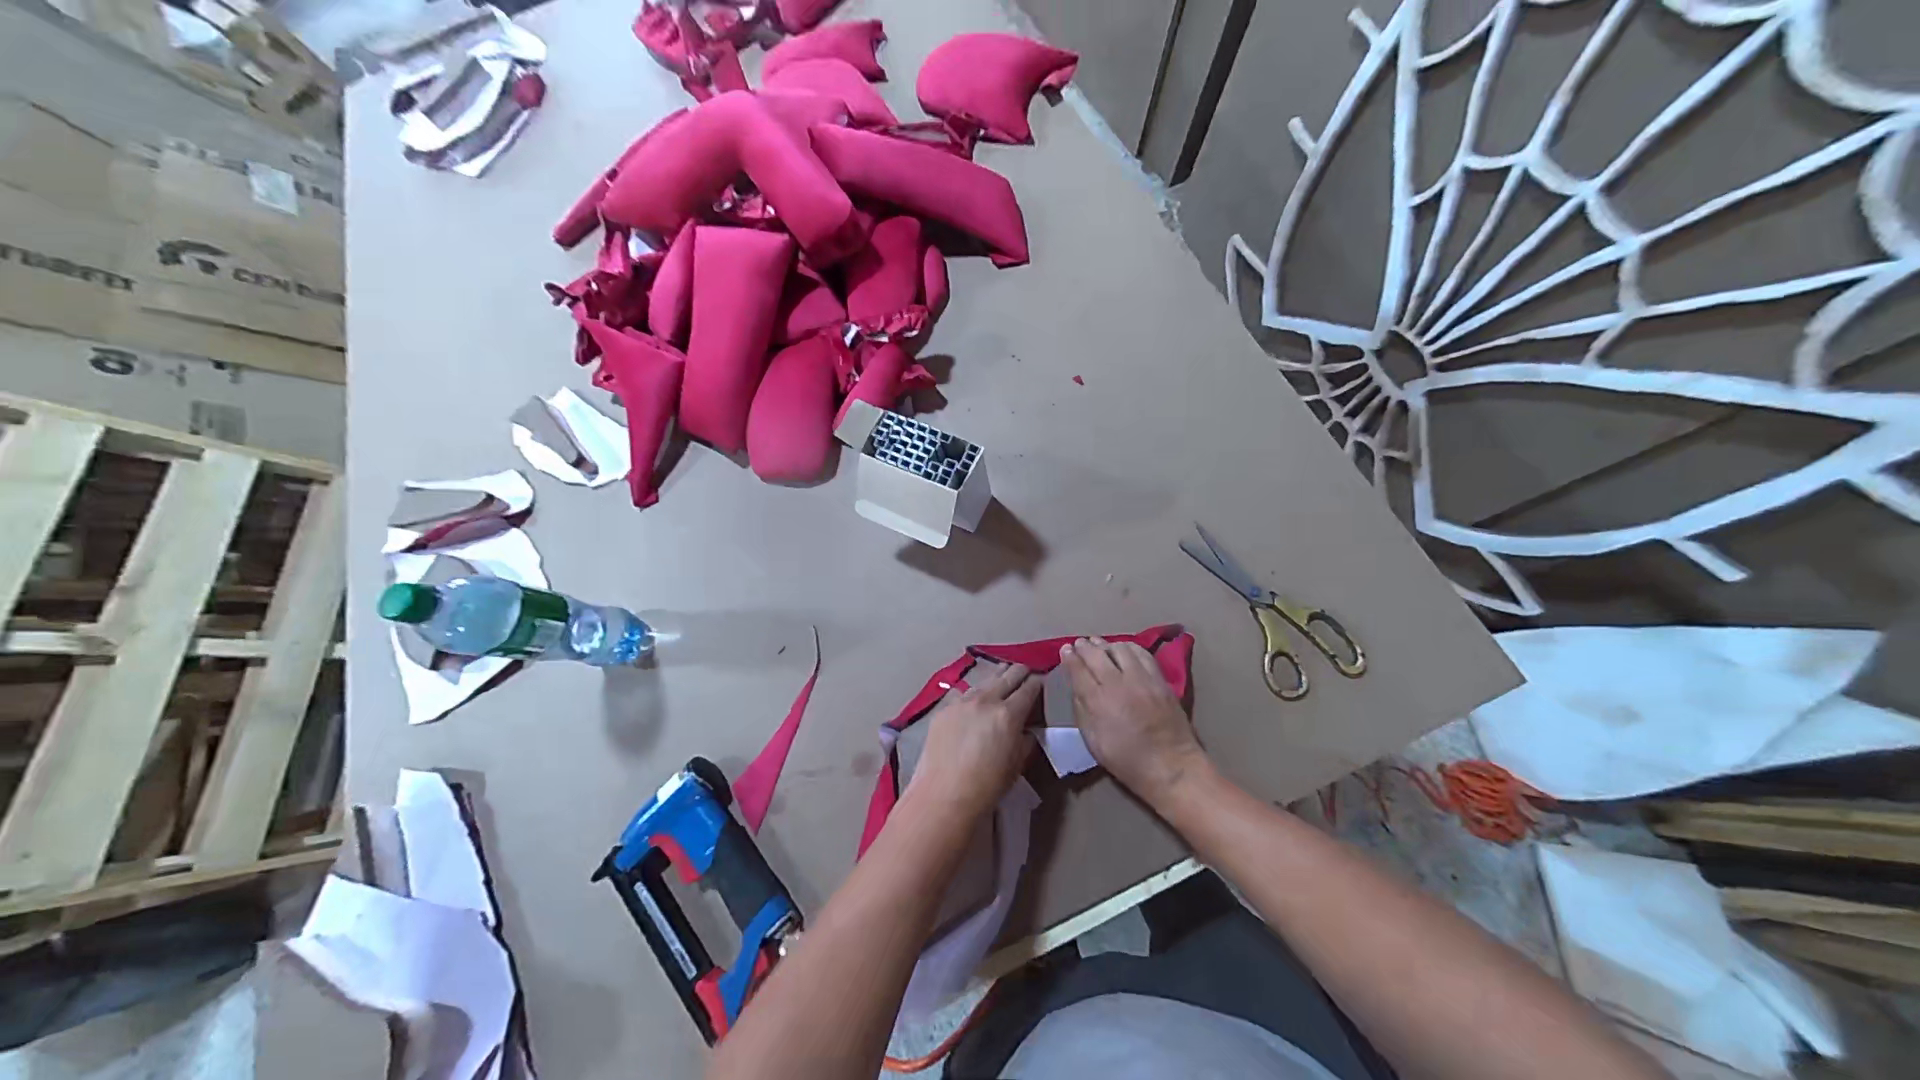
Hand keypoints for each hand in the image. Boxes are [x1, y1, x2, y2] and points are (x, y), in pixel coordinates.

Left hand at [904, 662, 1041, 819]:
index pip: (1029, 688)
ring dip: (997, 679)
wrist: (943, 795)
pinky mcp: (944, 709)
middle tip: (1026, 674)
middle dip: (1020, 672)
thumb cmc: (987, 786)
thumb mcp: (1017, 764)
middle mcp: (986, 700)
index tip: (1041, 682)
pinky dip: (975, 694)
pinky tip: (975, 700)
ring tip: (1002, 680)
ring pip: (985, 680)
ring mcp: (962, 701)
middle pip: (1008, 674)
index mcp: (1008, 714)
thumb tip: (1026, 729)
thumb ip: (1025, 740)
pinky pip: (963, 693)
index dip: (1038, 683)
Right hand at [1061, 637, 1210, 808]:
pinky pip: (1142, 654)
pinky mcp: (1160, 679)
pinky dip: (1129, 648)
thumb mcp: (1093, 742)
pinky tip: (1124, 650)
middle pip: (1097, 654)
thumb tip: (1077, 688)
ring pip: (1120, 649)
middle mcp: (1119, 684)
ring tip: (1100, 646)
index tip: (1065, 650)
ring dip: (1106, 645)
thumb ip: (1082, 711)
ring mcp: (1142, 679)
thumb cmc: (1127, 760)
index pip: (1078, 670)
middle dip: (1084, 647)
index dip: (1069, 657)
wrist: (1171, 766)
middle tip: (1079, 644)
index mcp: (1098, 701)